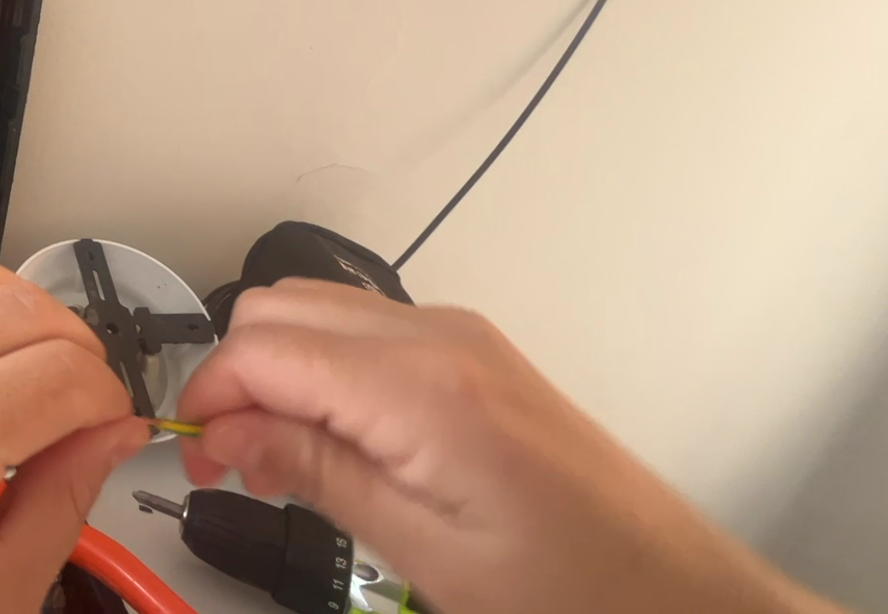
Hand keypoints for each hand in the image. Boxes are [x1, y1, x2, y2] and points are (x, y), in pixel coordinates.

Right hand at [177, 279, 843, 613]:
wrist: (690, 597)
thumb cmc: (567, 593)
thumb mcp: (420, 550)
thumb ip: (309, 468)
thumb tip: (221, 431)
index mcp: (420, 386)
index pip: (263, 349)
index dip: (210, 394)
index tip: (196, 453)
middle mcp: (427, 330)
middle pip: (270, 307)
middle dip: (232, 374)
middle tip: (233, 454)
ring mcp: (444, 325)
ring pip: (300, 304)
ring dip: (266, 364)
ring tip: (275, 447)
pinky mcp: (453, 337)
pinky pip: (344, 321)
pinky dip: (307, 360)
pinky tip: (321, 425)